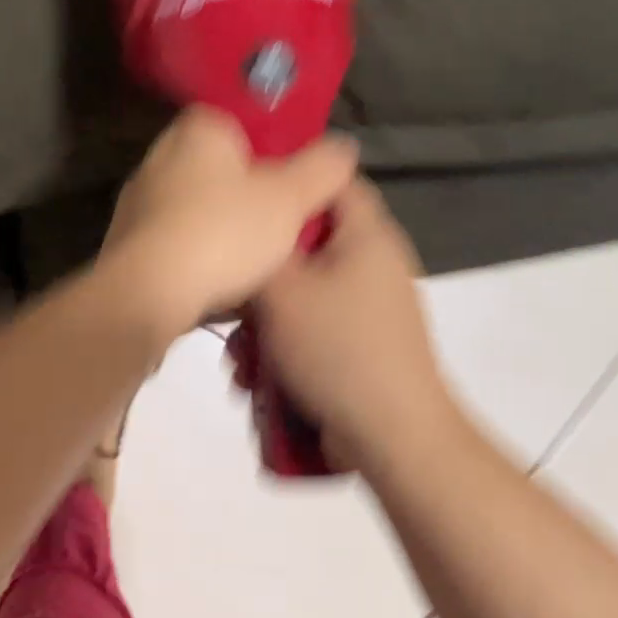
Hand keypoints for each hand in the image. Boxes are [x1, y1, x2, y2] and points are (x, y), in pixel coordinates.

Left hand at [98, 106, 357, 333]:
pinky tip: (216, 282)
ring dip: (219, 228)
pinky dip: (194, 256)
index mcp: (196, 131)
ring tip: (252, 259)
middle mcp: (158, 157)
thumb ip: (321, 168)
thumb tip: (342, 146)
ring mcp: (136, 202)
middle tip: (278, 221)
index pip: (233, 120)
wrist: (146, 294)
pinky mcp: (126, 243)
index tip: (288, 177)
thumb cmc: (222, 232)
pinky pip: (173, 242)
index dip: (265, 144)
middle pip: (214, 168)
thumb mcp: (290, 198)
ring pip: (193, 207)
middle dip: (244, 192)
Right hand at [255, 178, 465, 469]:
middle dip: (256, 278)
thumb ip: (256, 252)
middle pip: (302, 249)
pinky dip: (279, 352)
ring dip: (259, 326)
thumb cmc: (336, 349)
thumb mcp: (281, 292)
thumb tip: (244, 224)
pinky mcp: (357, 349)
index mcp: (366, 236)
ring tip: (237, 359)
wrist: (393, 435)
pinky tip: (253, 382)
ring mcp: (366, 311)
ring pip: (297, 298)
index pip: (328, 182)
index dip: (284, 181)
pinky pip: (308, 334)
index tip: (236, 199)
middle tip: (224, 298)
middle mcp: (371, 265)